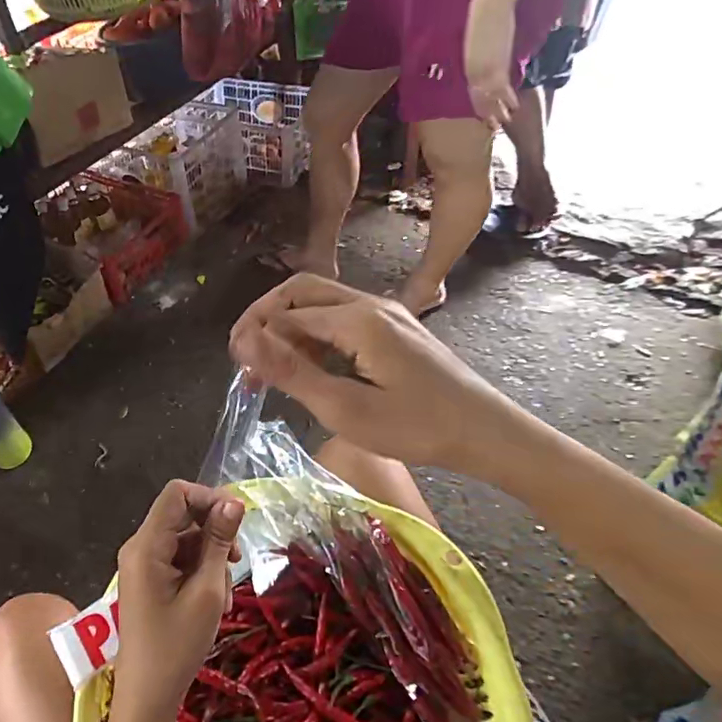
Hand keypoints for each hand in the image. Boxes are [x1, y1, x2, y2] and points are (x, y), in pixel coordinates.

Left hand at [110, 481, 246, 721]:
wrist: (147, 698)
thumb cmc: (177, 646)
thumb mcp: (207, 592)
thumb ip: (219, 542)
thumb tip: (233, 502)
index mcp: (146, 546)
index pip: (177, 494)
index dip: (209, 498)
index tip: (237, 523)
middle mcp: (139, 547)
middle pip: (182, 514)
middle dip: (214, 530)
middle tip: (236, 562)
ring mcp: (142, 564)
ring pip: (184, 537)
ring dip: (211, 555)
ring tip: (226, 591)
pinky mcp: (149, 579)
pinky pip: (178, 558)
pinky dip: (200, 570)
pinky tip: (215, 598)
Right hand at [229, 274, 527, 473]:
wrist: (485, 431)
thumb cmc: (417, 428)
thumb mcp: (347, 409)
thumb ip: (293, 372)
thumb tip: (246, 341)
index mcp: (358, 320)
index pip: (288, 314)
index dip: (255, 335)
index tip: (236, 366)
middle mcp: (371, 304)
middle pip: (303, 291)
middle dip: (267, 316)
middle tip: (245, 353)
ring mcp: (387, 313)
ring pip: (323, 302)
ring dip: (291, 325)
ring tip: (272, 364)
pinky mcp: (396, 328)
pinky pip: (344, 317)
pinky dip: (316, 333)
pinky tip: (311, 363)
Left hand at [463, 0, 517, 129]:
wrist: (489, 7)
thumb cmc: (480, 17)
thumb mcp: (476, 41)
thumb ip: (480, 54)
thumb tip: (486, 59)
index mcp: (466, 66)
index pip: (472, 91)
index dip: (478, 105)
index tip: (482, 115)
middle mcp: (473, 74)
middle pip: (480, 100)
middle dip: (487, 114)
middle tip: (493, 127)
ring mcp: (485, 73)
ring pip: (491, 100)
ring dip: (499, 112)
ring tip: (505, 122)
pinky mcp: (497, 68)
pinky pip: (503, 90)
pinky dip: (508, 99)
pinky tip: (515, 107)